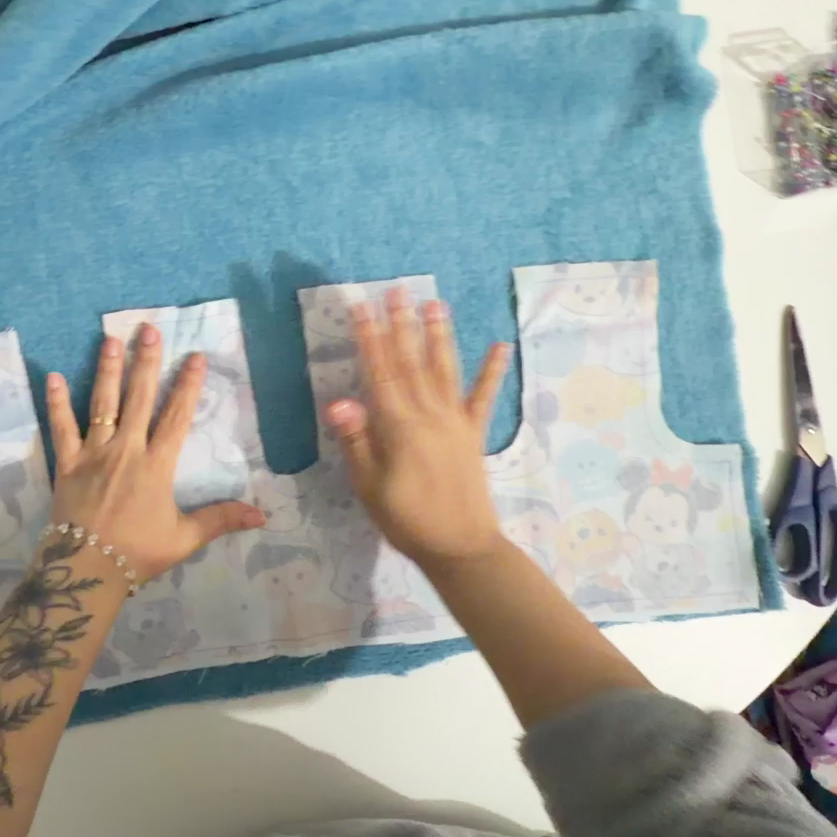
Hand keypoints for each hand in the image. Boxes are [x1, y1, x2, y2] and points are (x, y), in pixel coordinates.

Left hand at [45, 323, 264, 581]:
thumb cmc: (138, 553)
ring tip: (110, 339)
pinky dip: (57, 403)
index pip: (176, 416)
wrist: (86, 569)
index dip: (187, 385)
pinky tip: (53, 377)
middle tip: (148, 329)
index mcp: (157, 465)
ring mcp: (93, 454)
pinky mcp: (67, 464)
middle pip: (138, 398)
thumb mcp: (184, 538)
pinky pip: (61, 428)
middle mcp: (126, 449)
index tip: (194, 356)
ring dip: (107, 370)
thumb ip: (220, 519)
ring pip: (101, 403)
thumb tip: (262, 516)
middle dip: (146, 362)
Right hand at [322, 288, 512, 572]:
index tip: (361, 308)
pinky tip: (500, 347)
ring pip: (444, 370)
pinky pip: (483, 398)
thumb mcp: (369, 485)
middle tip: (397, 290)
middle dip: (401, 324)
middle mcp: (428, 415)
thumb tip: (337, 400)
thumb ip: (357, 441)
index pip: (379, 372)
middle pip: (411, 362)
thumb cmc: (405, 519)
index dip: (369, 339)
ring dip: (439, 336)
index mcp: (398, 427)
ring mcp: (455, 422)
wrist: (460, 546)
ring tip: (436, 303)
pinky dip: (491, 372)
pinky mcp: (473, 434)